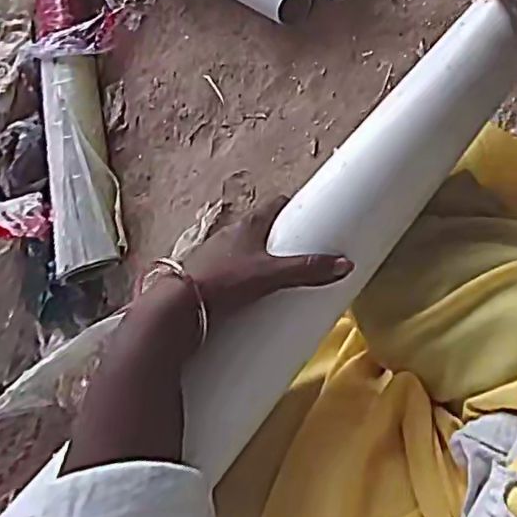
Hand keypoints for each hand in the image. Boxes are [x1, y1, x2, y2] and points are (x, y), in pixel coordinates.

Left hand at [180, 195, 350, 315]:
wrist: (171, 311)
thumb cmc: (221, 282)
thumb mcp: (271, 275)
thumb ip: (308, 270)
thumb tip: (345, 265)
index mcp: (248, 224)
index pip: (276, 205)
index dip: (293, 208)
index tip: (308, 214)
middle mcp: (229, 234)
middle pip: (260, 227)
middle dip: (277, 236)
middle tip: (296, 250)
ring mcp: (212, 256)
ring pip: (241, 250)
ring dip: (255, 258)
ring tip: (273, 275)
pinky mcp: (200, 279)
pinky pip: (226, 272)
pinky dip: (237, 278)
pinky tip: (244, 295)